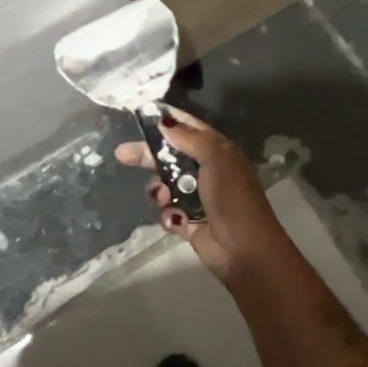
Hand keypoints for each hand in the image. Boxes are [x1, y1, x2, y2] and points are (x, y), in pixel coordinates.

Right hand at [115, 106, 293, 281]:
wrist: (245, 251)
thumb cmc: (232, 198)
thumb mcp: (216, 159)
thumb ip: (190, 138)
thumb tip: (164, 121)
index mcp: (217, 151)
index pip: (187, 127)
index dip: (166, 120)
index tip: (140, 115)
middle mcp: (206, 170)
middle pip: (169, 155)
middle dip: (147, 155)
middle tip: (122, 154)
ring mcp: (196, 197)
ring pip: (164, 184)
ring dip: (158, 189)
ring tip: (162, 197)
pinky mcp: (189, 220)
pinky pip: (168, 211)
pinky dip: (168, 214)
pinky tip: (176, 219)